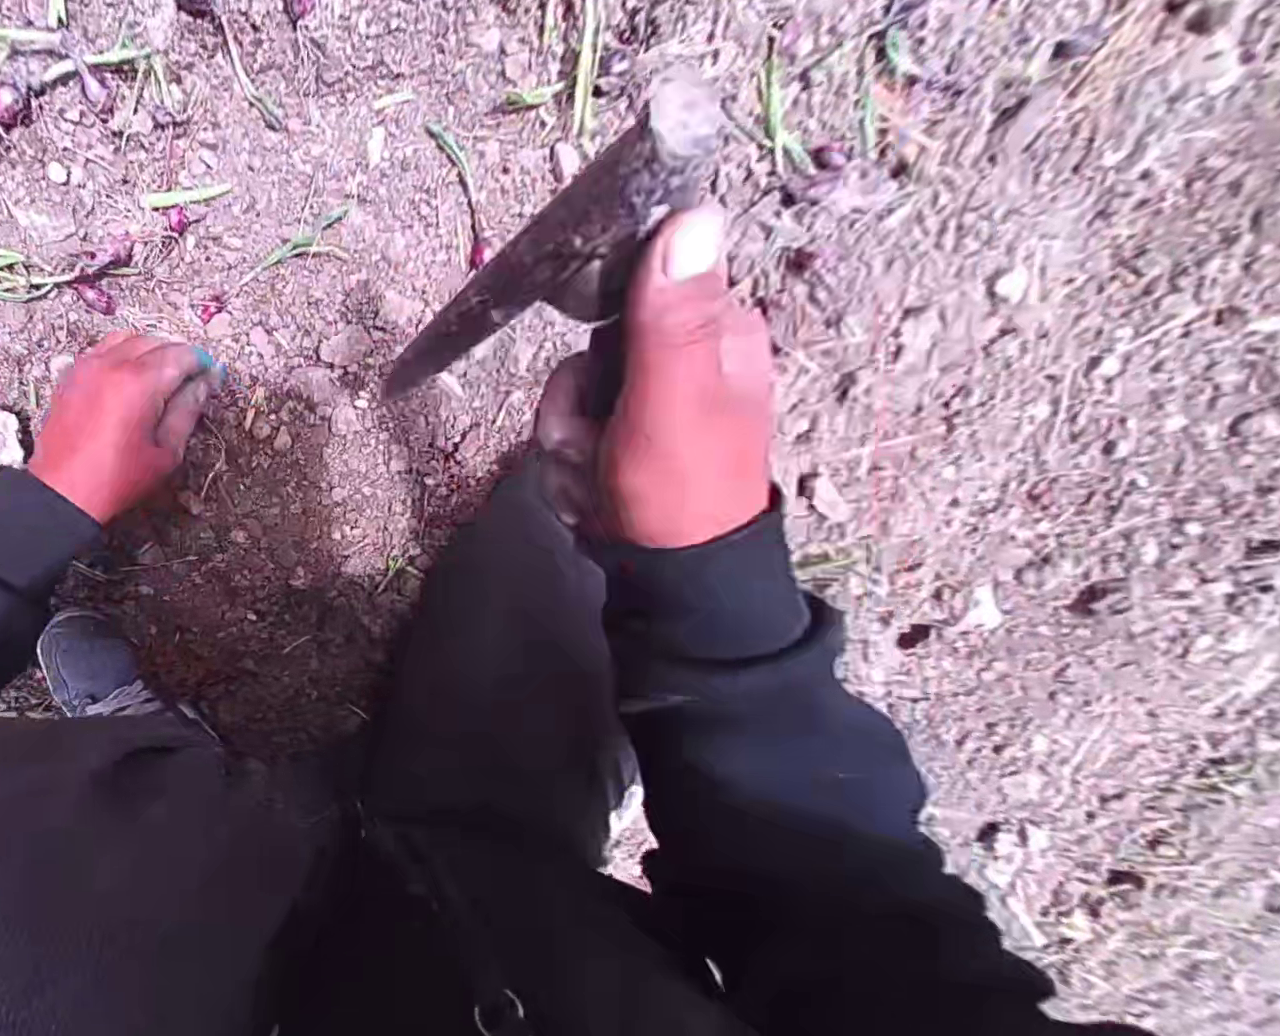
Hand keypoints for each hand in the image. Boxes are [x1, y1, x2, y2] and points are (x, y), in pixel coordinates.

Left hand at [29, 332, 219, 523]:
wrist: (64, 492)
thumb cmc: (115, 479)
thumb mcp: (166, 452)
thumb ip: (187, 412)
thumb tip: (202, 386)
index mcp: (139, 384)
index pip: (181, 356)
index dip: (202, 363)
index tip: (211, 375)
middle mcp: (112, 366)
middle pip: (156, 342)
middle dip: (179, 354)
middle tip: (193, 376)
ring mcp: (88, 367)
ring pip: (128, 338)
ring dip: (151, 349)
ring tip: (164, 373)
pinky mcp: (72, 375)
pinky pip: (104, 349)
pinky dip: (124, 352)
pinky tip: (133, 375)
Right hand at [534, 205, 774, 547]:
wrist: (665, 575)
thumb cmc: (677, 488)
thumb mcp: (675, 399)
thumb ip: (673, 318)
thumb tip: (692, 215)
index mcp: (714, 333)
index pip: (641, 284)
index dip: (604, 317)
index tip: (600, 367)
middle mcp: (679, 359)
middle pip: (590, 345)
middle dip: (576, 400)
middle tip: (597, 439)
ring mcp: (642, 400)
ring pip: (568, 390)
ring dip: (567, 437)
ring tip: (595, 470)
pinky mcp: (615, 433)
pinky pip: (566, 427)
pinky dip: (568, 459)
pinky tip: (591, 485)